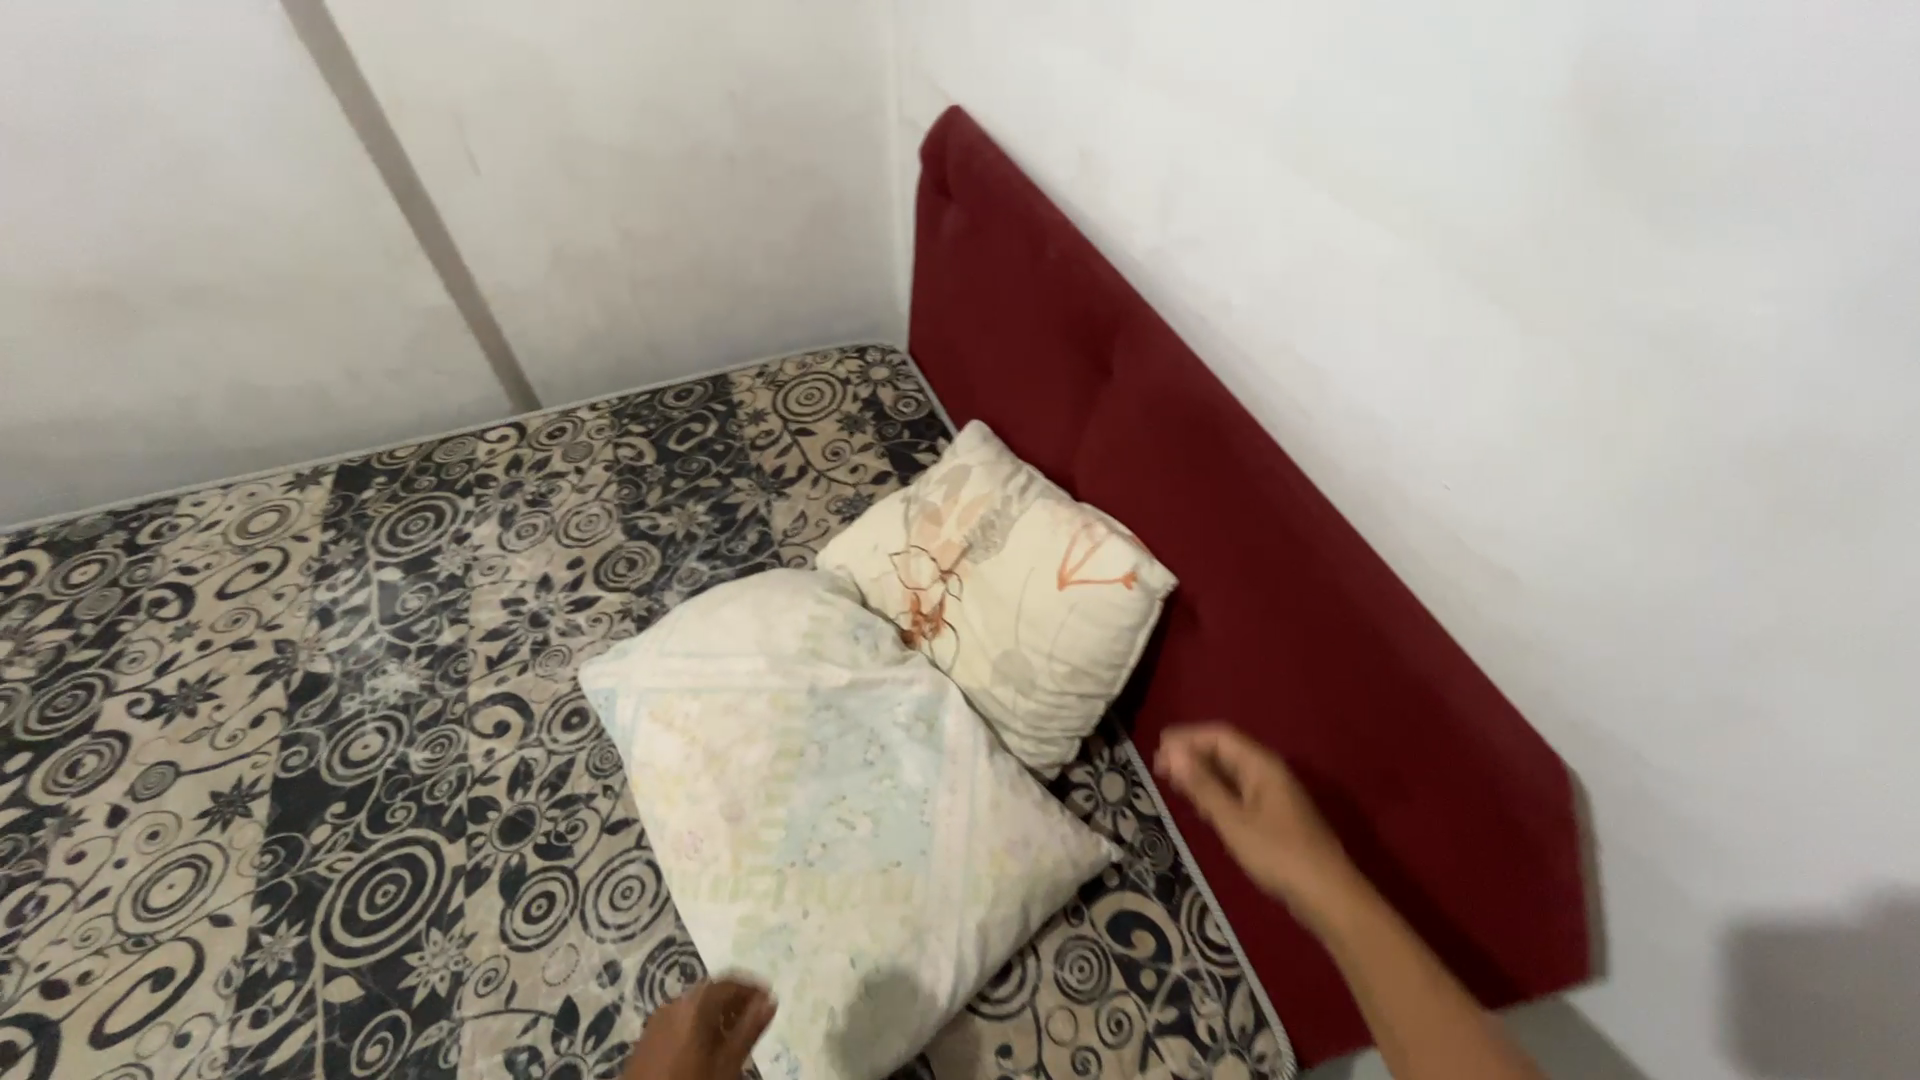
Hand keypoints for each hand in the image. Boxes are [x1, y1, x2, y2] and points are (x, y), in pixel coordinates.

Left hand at [622, 977, 776, 1079]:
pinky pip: (679, 1018)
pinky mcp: (647, 1036)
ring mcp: (657, 1019)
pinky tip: (706, 1047)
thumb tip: (770, 1001)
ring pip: (695, 1005)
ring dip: (717, 1014)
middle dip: (735, 1001)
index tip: (768, 999)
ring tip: (732, 1036)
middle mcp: (675, 1003)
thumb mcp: (727, 1063)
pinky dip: (698, 1024)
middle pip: (711, 991)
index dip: (752, 988)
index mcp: (695, 1004)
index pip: (730, 981)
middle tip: (753, 1018)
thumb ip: (750, 1029)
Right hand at [1154, 723, 1359, 918]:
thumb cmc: (1278, 855)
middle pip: (1225, 750)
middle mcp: (1269, 772)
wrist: (1328, 897)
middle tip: (1159, 768)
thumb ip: (1203, 786)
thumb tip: (1173, 753)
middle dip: (1192, 754)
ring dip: (1202, 774)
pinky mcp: (1274, 816)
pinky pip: (1239, 792)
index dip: (1187, 738)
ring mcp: (1273, 795)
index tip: (1157, 750)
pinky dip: (1216, 792)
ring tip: (1173, 784)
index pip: (1219, 736)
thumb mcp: (1233, 821)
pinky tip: (1202, 806)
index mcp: (1261, 766)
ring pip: (1231, 772)